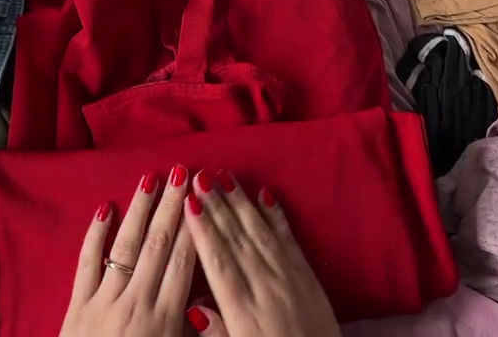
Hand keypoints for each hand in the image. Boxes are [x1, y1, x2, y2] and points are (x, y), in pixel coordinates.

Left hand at [61, 165, 198, 336]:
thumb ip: (194, 332)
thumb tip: (210, 303)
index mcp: (163, 320)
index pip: (182, 263)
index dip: (193, 227)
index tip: (202, 196)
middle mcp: (135, 303)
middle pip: (157, 245)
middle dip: (171, 207)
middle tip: (182, 172)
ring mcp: (103, 301)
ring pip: (125, 245)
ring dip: (139, 210)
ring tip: (150, 178)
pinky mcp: (77, 305)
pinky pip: (87, 262)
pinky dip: (95, 234)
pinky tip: (104, 207)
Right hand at [182, 169, 340, 336]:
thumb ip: (218, 332)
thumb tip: (194, 305)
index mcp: (244, 312)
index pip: (219, 263)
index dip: (204, 230)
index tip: (189, 201)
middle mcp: (266, 288)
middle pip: (236, 240)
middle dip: (217, 205)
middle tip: (201, 175)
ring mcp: (289, 277)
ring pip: (259, 233)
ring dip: (241, 202)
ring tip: (225, 176)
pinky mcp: (308, 274)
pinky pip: (289, 239)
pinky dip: (276, 215)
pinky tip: (265, 193)